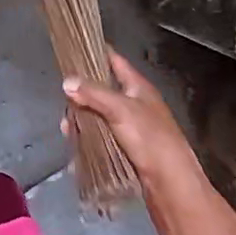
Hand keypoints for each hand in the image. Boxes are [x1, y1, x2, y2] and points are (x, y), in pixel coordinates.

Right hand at [62, 48, 203, 189]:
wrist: (171, 183)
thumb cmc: (150, 139)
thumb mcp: (120, 110)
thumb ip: (93, 94)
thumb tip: (66, 81)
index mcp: (138, 87)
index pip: (114, 61)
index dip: (95, 53)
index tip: (73, 51)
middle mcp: (135, 102)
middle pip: (103, 89)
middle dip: (82, 93)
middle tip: (64, 99)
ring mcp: (132, 125)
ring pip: (100, 113)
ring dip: (83, 117)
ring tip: (67, 126)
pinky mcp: (127, 146)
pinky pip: (102, 134)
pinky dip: (89, 135)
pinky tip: (76, 142)